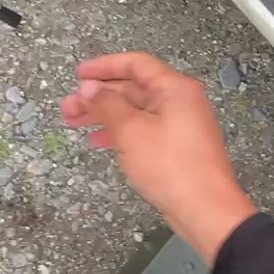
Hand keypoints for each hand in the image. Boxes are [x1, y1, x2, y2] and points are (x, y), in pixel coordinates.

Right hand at [59, 52, 257, 261]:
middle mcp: (179, 102)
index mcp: (174, 88)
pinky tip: (98, 140)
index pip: (136, 64)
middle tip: (69, 106)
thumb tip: (90, 88)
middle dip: (98, 95)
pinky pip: (142, 130)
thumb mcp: (131, 130)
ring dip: (104, 114)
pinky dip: (119, 132)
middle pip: (133, 88)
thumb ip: (107, 104)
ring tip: (74, 123)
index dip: (104, 66)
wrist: (204, 210)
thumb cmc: (172, 167)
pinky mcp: (176, 147)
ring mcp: (179, 125)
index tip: (80, 74)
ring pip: (134, 111)